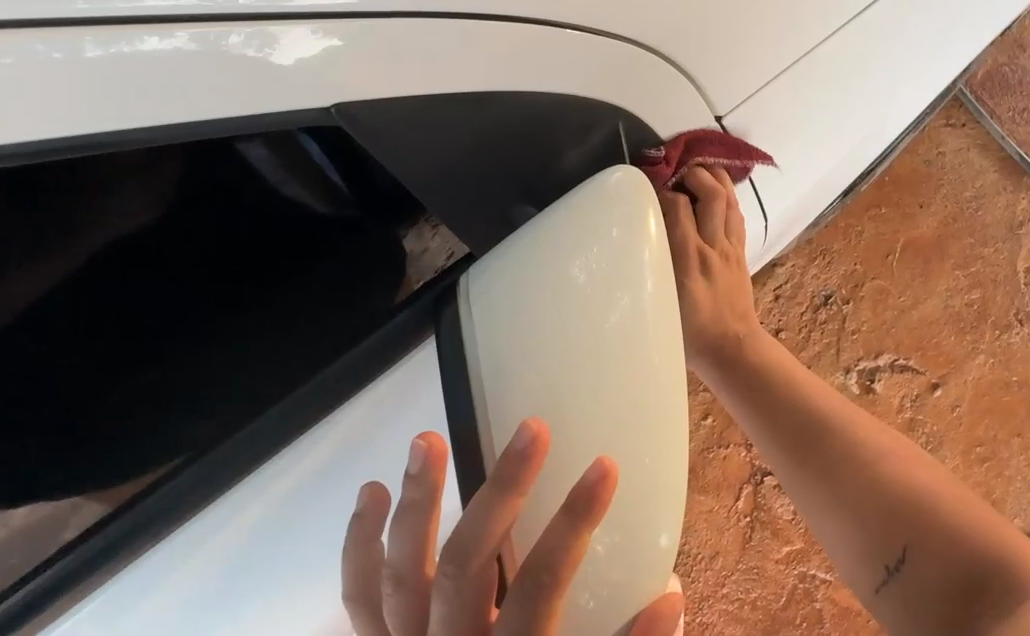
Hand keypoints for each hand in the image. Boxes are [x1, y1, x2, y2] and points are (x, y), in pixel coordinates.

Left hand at [341, 421, 683, 635]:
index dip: (573, 525)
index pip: (540, 587)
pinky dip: (358, 545)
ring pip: (399, 574)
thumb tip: (672, 596)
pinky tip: (372, 491)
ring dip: (416, 504)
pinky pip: (357, 599)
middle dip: (499, 492)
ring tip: (429, 439)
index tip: (605, 465)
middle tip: (533, 429)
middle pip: (464, 567)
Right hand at [657, 167, 762, 376]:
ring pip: (729, 199)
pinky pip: (737, 214)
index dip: (662, 190)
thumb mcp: (659, 305)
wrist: (732, 348)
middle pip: (711, 194)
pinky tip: (716, 190)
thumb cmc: (688, 335)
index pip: (677, 207)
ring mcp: (730, 247)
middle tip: (675, 170)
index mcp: (688, 260)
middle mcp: (712, 247)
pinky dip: (727, 196)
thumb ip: (647, 273)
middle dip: (693, 173)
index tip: (647, 187)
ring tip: (697, 169)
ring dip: (714, 178)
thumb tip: (628, 245)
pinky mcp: (741, 251)